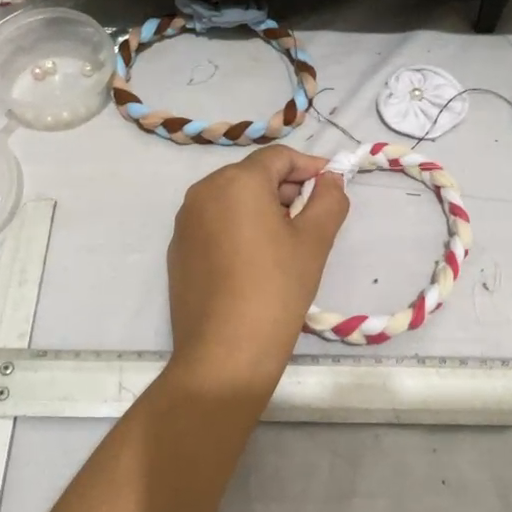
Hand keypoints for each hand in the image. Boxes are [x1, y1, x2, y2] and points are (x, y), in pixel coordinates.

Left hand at [166, 145, 348, 390]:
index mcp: (235, 181)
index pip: (278, 157)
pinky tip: (256, 264)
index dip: (310, 167)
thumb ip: (328, 200)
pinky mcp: (178, 251)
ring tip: (288, 245)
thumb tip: (329, 180)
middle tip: (314, 220)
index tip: (333, 187)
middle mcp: (202, 192)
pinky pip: (215, 225)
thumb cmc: (276, 290)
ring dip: (263, 210)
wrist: (224, 354)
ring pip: (232, 201)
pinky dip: (239, 230)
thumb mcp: (314, 242)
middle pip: (252, 176)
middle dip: (286, 189)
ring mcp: (185, 223)